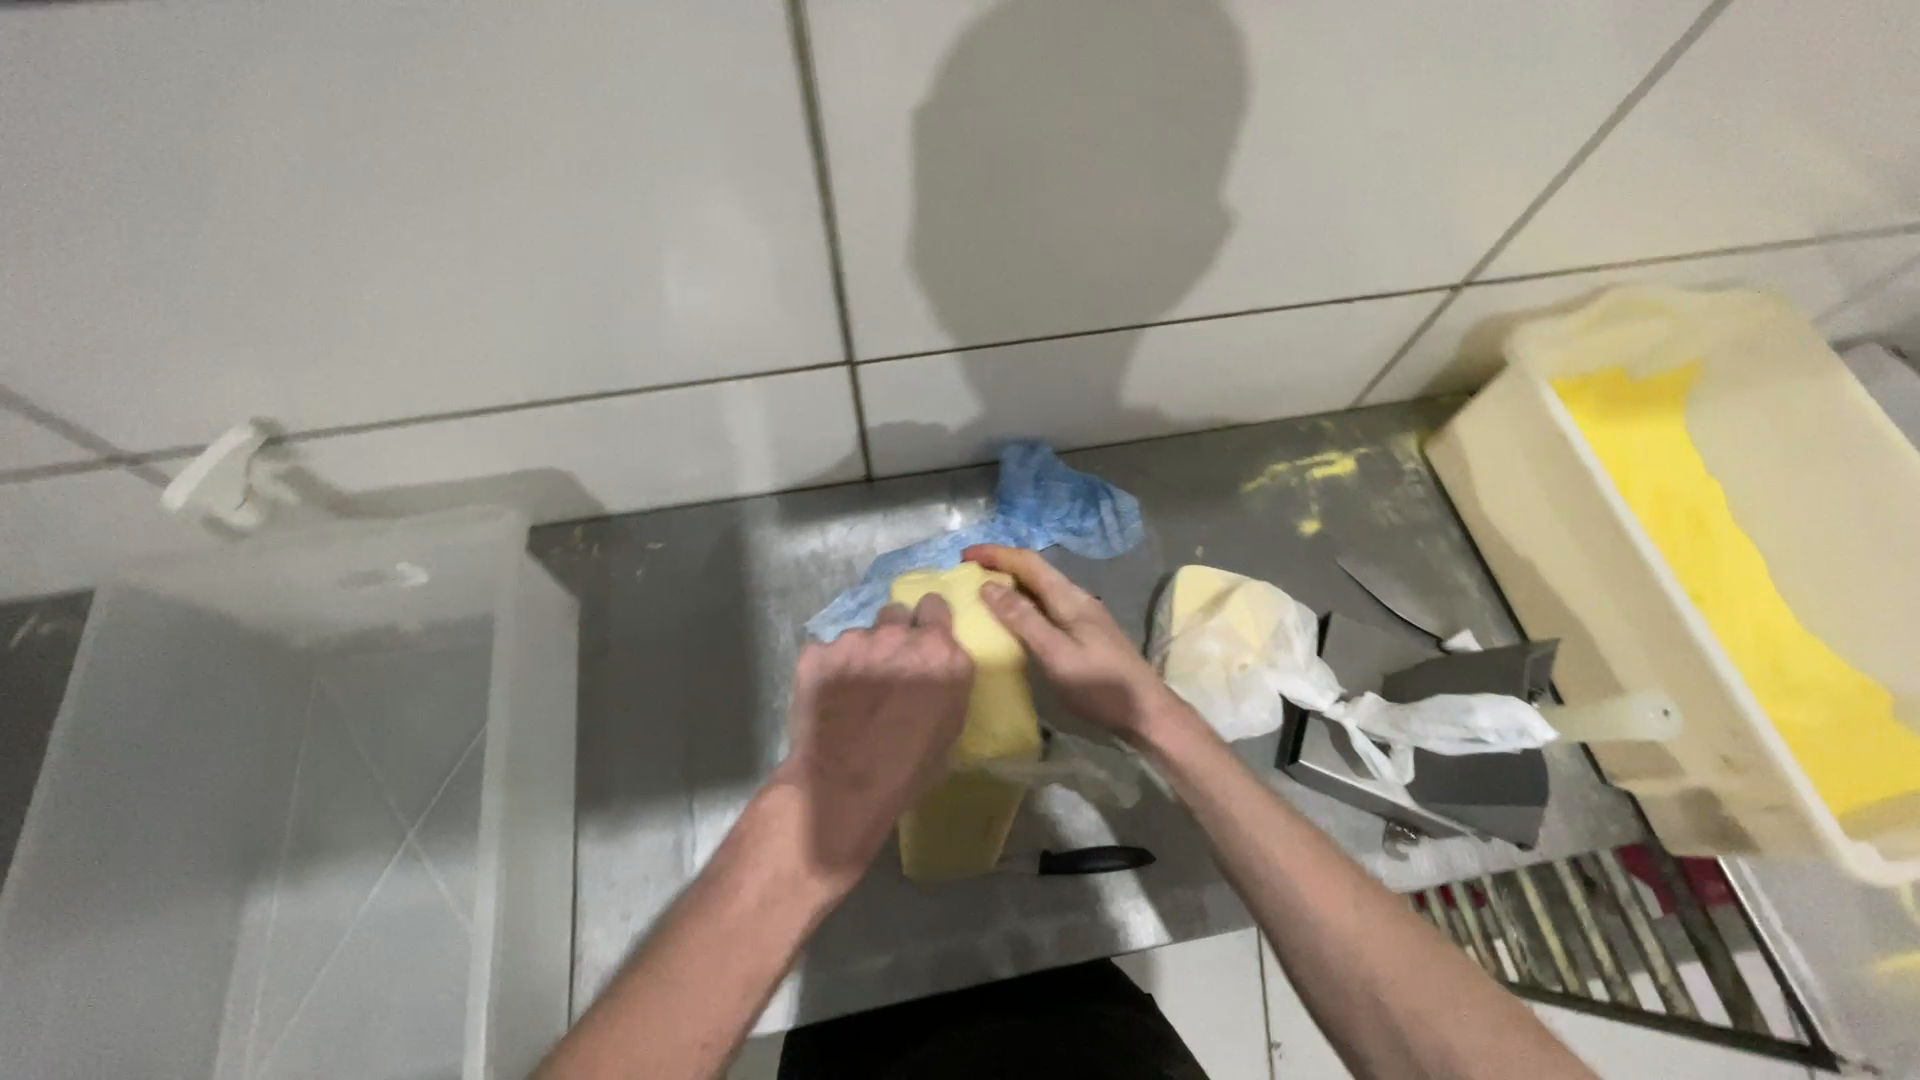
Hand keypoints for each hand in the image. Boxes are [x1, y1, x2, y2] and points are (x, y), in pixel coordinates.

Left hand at [773, 595, 974, 891]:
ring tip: (851, 690)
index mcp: (941, 654)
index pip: (935, 606)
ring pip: (860, 634)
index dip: (927, 618)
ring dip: (860, 653)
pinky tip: (826, 697)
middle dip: (894, 632)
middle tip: (887, 663)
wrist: (843, 785)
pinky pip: (826, 652)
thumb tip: (935, 673)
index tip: (922, 633)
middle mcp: (900, 637)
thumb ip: (946, 684)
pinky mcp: (818, 652)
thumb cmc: (907, 769)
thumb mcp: (950, 728)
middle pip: (897, 615)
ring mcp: (855, 640)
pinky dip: (827, 668)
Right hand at [965, 544, 1189, 746]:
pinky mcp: (1084, 633)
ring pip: (1041, 589)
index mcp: (1070, 598)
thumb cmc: (1099, 685)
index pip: (1028, 563)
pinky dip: (1023, 604)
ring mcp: (1083, 617)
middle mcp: (1077, 599)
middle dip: (1001, 565)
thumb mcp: (1056, 654)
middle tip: (968, 574)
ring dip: (1012, 584)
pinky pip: (1046, 607)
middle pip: (1035, 571)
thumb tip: (988, 586)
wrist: (1145, 712)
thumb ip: (1023, 619)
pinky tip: (1013, 621)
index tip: (964, 555)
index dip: (996, 554)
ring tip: (983, 593)